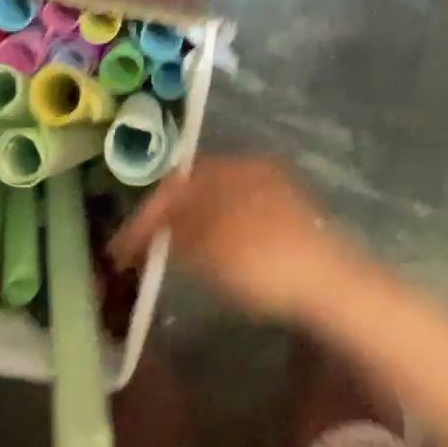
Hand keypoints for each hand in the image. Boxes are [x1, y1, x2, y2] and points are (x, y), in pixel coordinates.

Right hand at [108, 155, 352, 317]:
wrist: (326, 282)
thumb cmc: (259, 259)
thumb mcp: (205, 246)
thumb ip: (171, 227)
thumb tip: (147, 223)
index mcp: (231, 166)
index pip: (174, 182)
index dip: (144, 214)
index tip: (120, 248)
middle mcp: (253, 166)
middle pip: (197, 185)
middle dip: (168, 213)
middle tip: (145, 247)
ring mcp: (275, 187)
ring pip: (219, 198)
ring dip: (193, 221)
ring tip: (175, 251)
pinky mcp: (291, 214)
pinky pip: (239, 212)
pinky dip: (217, 228)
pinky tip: (215, 253)